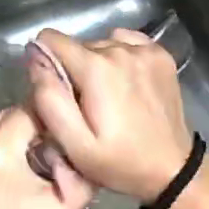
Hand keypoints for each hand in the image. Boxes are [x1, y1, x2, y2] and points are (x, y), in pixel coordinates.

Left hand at [0, 106, 92, 208]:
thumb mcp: (62, 208)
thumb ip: (81, 169)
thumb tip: (86, 144)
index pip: (31, 110)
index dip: (50, 122)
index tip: (60, 141)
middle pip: (8, 116)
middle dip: (29, 131)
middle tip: (44, 159)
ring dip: (7, 140)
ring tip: (19, 173)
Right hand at [27, 28, 193, 200]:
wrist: (173, 169)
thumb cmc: (120, 162)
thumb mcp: (75, 145)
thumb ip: (49, 99)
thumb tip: (35, 58)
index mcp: (96, 68)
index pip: (52, 39)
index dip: (45, 59)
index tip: (53, 86)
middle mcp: (120, 49)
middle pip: (79, 45)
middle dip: (74, 69)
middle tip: (85, 104)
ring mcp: (144, 50)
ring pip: (102, 44)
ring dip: (98, 63)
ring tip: (108, 96)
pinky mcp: (161, 54)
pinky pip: (127, 42)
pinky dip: (121, 55)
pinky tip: (126, 82)